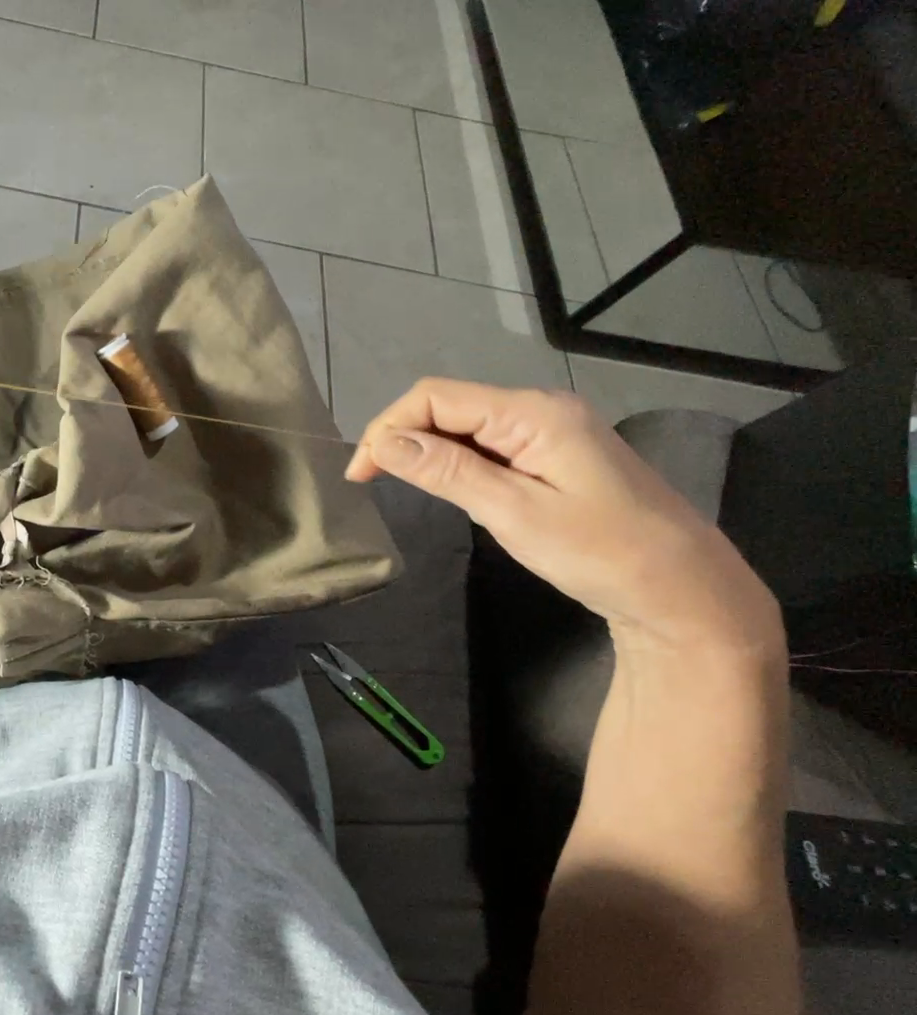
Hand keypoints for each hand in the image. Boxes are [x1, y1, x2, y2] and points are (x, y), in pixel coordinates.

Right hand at [345, 378, 779, 651]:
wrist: (683, 590)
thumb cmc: (599, 552)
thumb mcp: (512, 512)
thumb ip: (446, 471)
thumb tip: (385, 442)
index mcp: (534, 413)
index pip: (436, 396)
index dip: (387, 427)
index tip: (359, 475)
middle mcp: (541, 409)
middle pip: (447, 405)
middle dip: (400, 436)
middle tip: (369, 483)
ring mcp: (550, 431)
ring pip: (464, 426)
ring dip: (423, 450)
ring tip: (395, 485)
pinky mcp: (553, 455)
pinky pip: (486, 444)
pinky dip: (452, 461)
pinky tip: (442, 486)